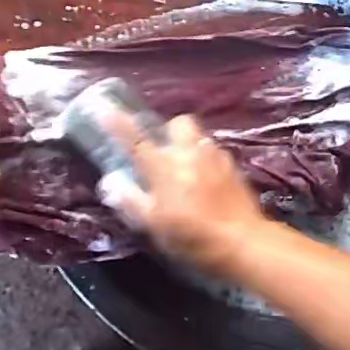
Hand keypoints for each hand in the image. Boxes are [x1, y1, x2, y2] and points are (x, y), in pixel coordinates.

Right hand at [103, 115, 272, 271]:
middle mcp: (191, 154)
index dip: (119, 123)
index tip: (105, 109)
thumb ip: (131, 201)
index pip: (136, 140)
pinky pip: (216, 152)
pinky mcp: (235, 167)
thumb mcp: (155, 225)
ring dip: (189, 144)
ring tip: (185, 168)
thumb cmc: (193, 237)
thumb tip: (110, 182)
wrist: (243, 241)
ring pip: (199, 136)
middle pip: (178, 122)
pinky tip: (207, 179)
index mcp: (165, 167)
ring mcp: (216, 157)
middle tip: (162, 151)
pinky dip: (207, 159)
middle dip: (168, 129)